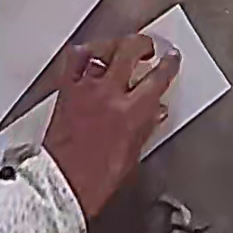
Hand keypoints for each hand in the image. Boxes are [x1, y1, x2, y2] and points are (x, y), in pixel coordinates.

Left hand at [42, 34, 178, 220]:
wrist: (60, 188)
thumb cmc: (95, 180)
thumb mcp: (132, 156)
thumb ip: (146, 127)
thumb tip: (156, 110)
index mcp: (130, 113)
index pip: (157, 78)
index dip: (169, 63)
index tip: (171, 57)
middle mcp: (108, 94)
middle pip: (130, 50)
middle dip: (144, 43)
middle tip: (148, 47)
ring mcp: (86, 89)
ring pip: (103, 48)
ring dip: (117, 44)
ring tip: (123, 46)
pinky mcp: (67, 90)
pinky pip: (76, 59)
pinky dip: (86, 52)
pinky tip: (93, 54)